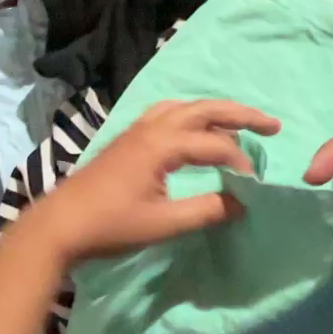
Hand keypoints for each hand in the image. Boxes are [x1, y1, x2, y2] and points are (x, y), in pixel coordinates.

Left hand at [7, 100, 281, 263]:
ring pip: (183, 108)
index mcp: (161, 144)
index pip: (215, 145)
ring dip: (213, 113)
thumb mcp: (163, 224)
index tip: (253, 188)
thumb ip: (206, 211)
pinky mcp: (126, 140)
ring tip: (237, 126)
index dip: (240, 163)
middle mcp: (150, 128)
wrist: (60, 225)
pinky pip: (166, 114)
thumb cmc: (111, 225)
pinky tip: (192, 132)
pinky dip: (189, 116)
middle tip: (272, 125)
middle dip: (240, 115)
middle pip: (203, 109)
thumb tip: (242, 203)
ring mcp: (135, 131)